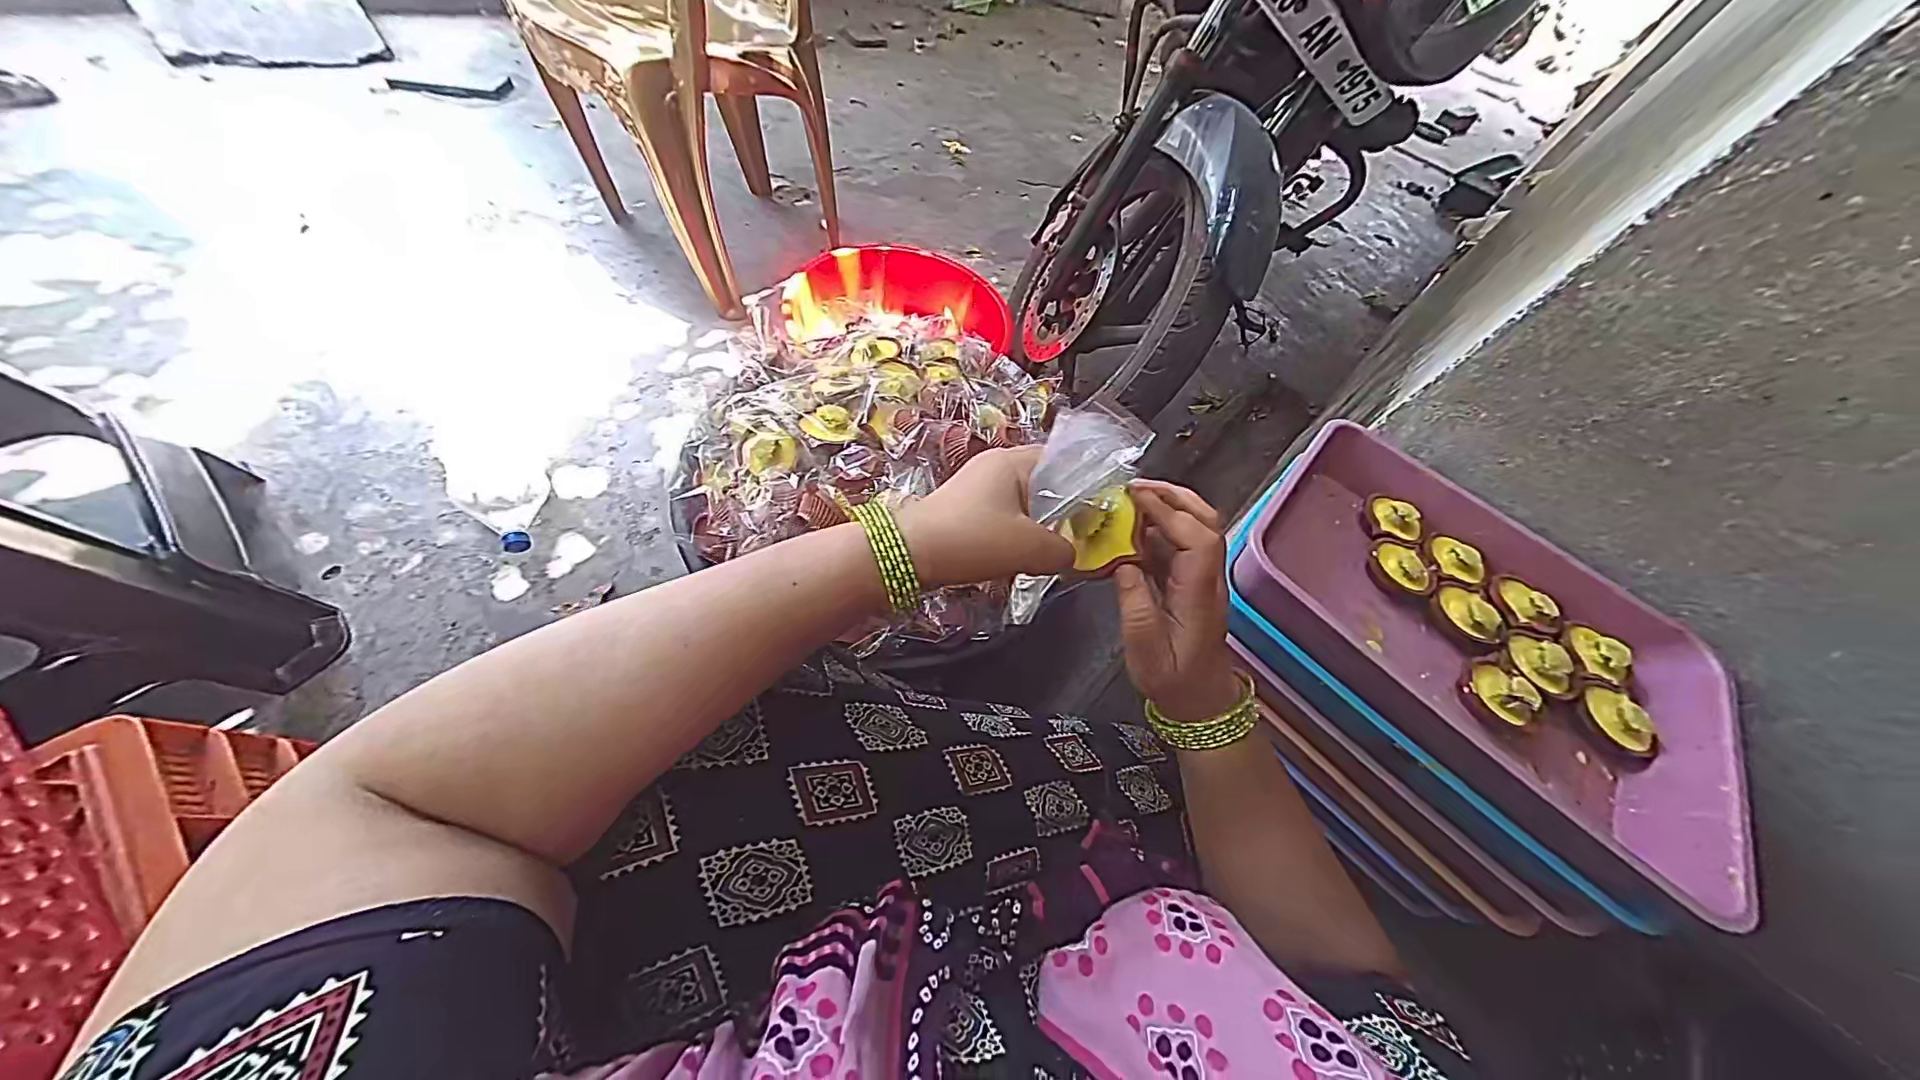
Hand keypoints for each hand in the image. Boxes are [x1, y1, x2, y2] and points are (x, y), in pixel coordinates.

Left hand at [896, 446, 1075, 588]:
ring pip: (1025, 506)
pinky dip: (1017, 537)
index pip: (1064, 460)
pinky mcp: (966, 512)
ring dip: (1039, 529)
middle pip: (1045, 485)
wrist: (909, 556)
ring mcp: (978, 490)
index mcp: (1012, 461)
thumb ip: (1063, 550)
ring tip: (1051, 552)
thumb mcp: (1030, 547)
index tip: (1099, 514)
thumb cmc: (972, 540)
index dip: (1086, 485)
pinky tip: (1021, 559)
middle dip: (1062, 512)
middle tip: (1079, 537)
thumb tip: (1071, 556)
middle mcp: (995, 468)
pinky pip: (1005, 520)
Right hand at [1114, 481, 1240, 723]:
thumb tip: (1122, 562)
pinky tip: (1133, 528)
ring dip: (1168, 507)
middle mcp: (1207, 578)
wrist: (1199, 702)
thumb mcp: (1145, 648)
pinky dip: (1159, 528)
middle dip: (1174, 497)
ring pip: (1196, 529)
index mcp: (1200, 593)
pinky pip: (1179, 545)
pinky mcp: (1189, 583)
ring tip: (1132, 498)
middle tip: (1135, 486)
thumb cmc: (1173, 680)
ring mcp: (1201, 579)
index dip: (1169, 513)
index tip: (1135, 499)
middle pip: (1206, 522)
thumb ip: (1134, 603)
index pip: (1198, 539)